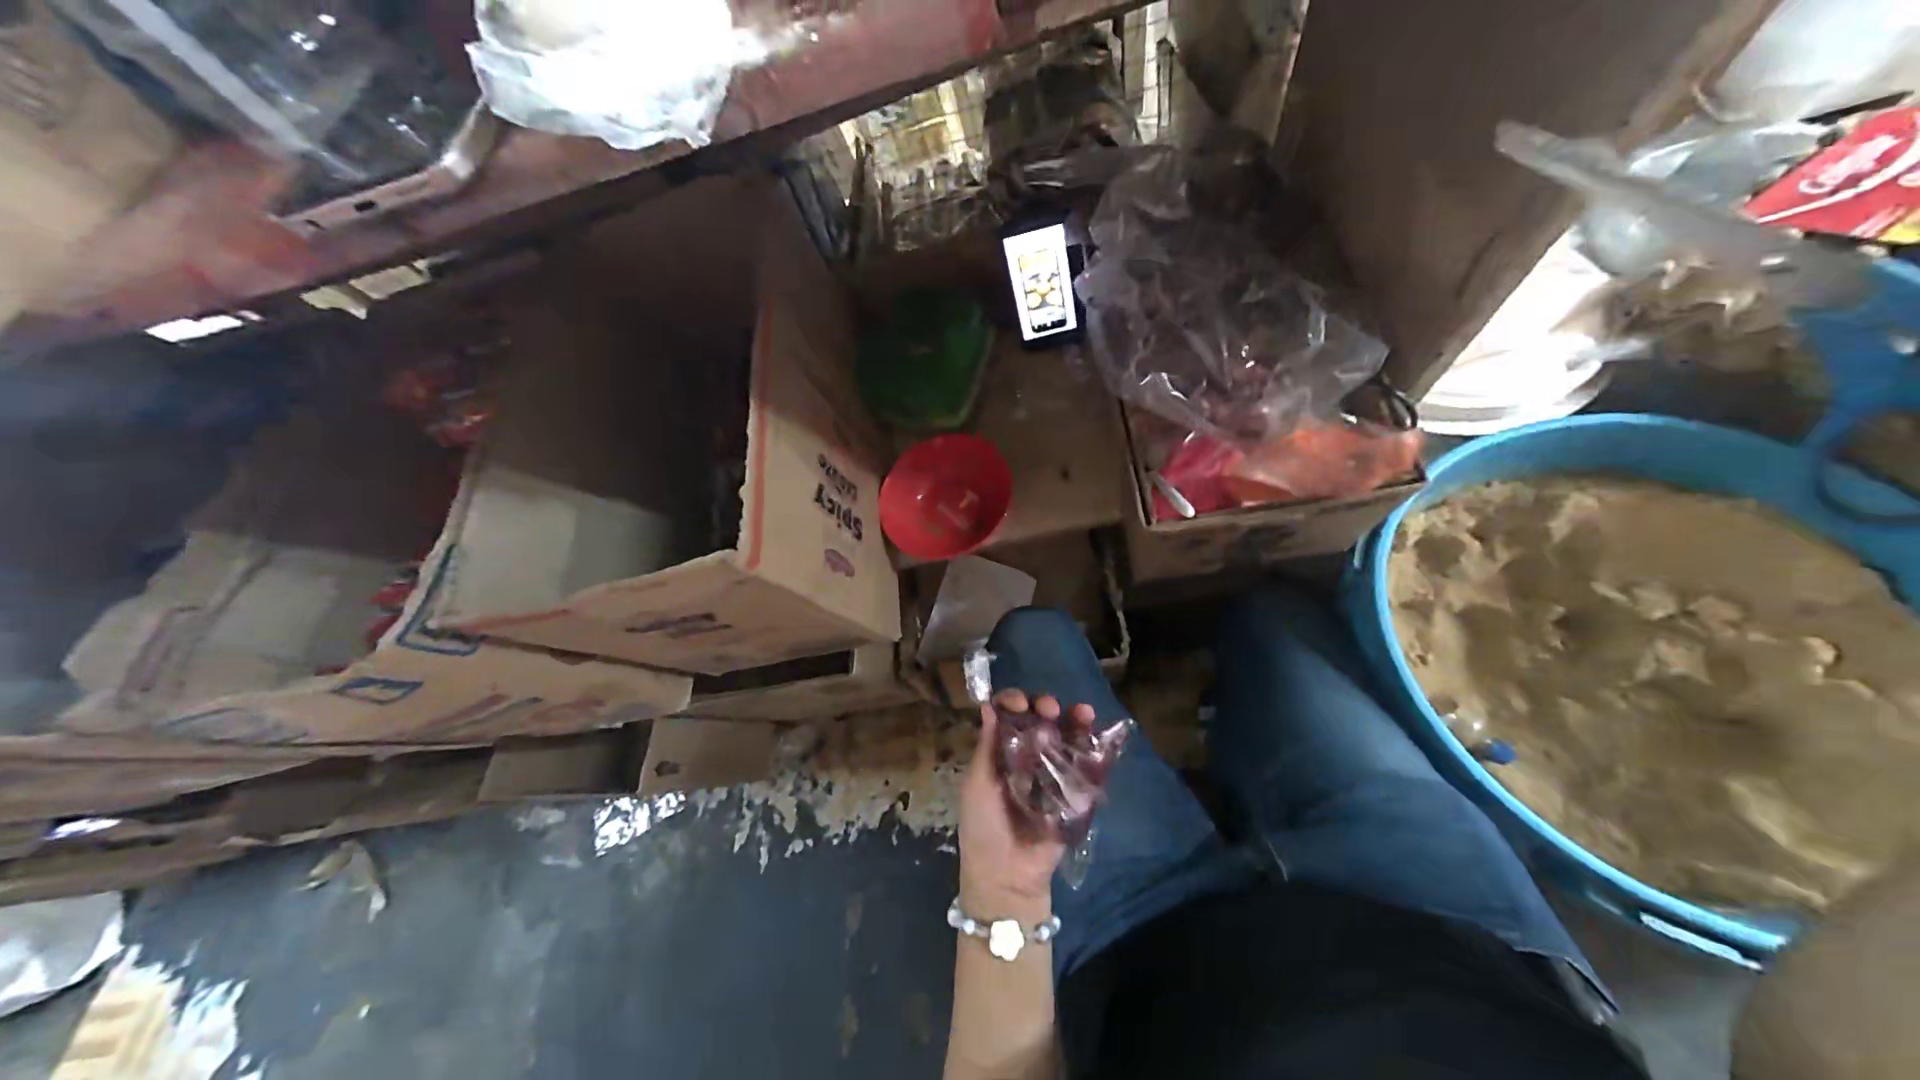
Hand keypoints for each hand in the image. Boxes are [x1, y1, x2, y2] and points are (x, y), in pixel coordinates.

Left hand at [957, 689, 1095, 919]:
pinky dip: (1094, 748)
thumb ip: (987, 746)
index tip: (1020, 703)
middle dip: (1046, 707)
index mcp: (1001, 753)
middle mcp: (1029, 758)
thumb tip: (987, 705)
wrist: (1007, 876)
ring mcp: (1054, 775)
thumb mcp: (977, 783)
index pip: (1009, 717)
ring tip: (1083, 712)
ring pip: (1067, 739)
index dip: (1014, 703)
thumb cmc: (983, 827)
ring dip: (1076, 721)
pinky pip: (1087, 767)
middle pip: (1041, 722)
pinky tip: (1096, 733)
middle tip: (1050, 707)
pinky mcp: (1076, 795)